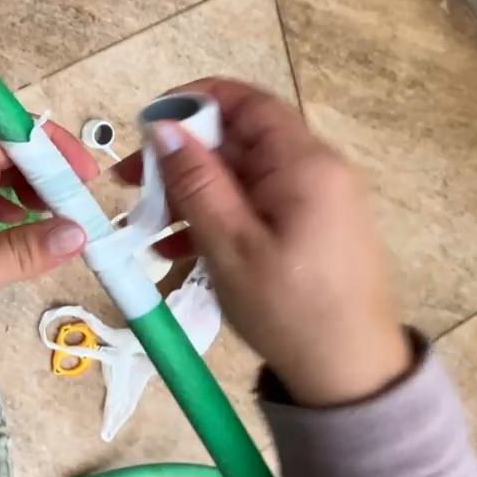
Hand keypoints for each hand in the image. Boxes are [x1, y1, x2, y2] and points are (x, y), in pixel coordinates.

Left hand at [0, 121, 96, 353]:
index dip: (49, 143)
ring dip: (29, 192)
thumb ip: (25, 250)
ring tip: (62, 217)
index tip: (85, 172)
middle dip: (46, 170)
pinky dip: (6, 212)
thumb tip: (79, 232)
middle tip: (82, 199)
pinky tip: (24, 232)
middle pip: (3, 152)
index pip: (7, 131)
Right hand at [115, 79, 410, 406]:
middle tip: (127, 181)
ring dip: (186, 190)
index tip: (145, 122)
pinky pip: (249, 203)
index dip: (193, 100)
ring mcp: (311, 199)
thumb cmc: (288, 308)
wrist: (350, 375)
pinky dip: (210, 214)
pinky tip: (173, 244)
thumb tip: (163, 127)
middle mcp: (314, 171)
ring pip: (236, 174)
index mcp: (305, 165)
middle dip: (178, 154)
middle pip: (236, 140)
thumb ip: (195, 181)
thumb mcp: (229, 244)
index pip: (248, 102)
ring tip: (141, 220)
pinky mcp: (305, 225)